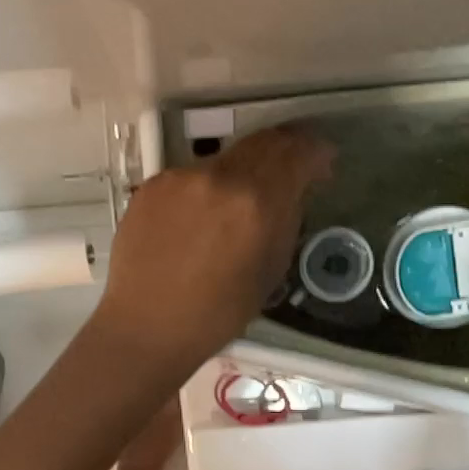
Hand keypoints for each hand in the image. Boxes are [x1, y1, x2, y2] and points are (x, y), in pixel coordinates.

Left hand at [91, 128, 331, 370]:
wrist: (146, 326)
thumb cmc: (216, 314)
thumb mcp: (270, 271)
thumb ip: (286, 221)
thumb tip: (292, 192)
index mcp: (256, 201)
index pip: (297, 152)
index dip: (316, 152)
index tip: (322, 162)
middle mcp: (218, 177)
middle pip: (262, 143)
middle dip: (283, 151)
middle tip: (289, 170)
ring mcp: (180, 177)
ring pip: (223, 161)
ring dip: (240, 174)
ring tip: (237, 207)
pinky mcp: (151, 185)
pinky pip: (190, 178)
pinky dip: (204, 191)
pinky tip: (198, 221)